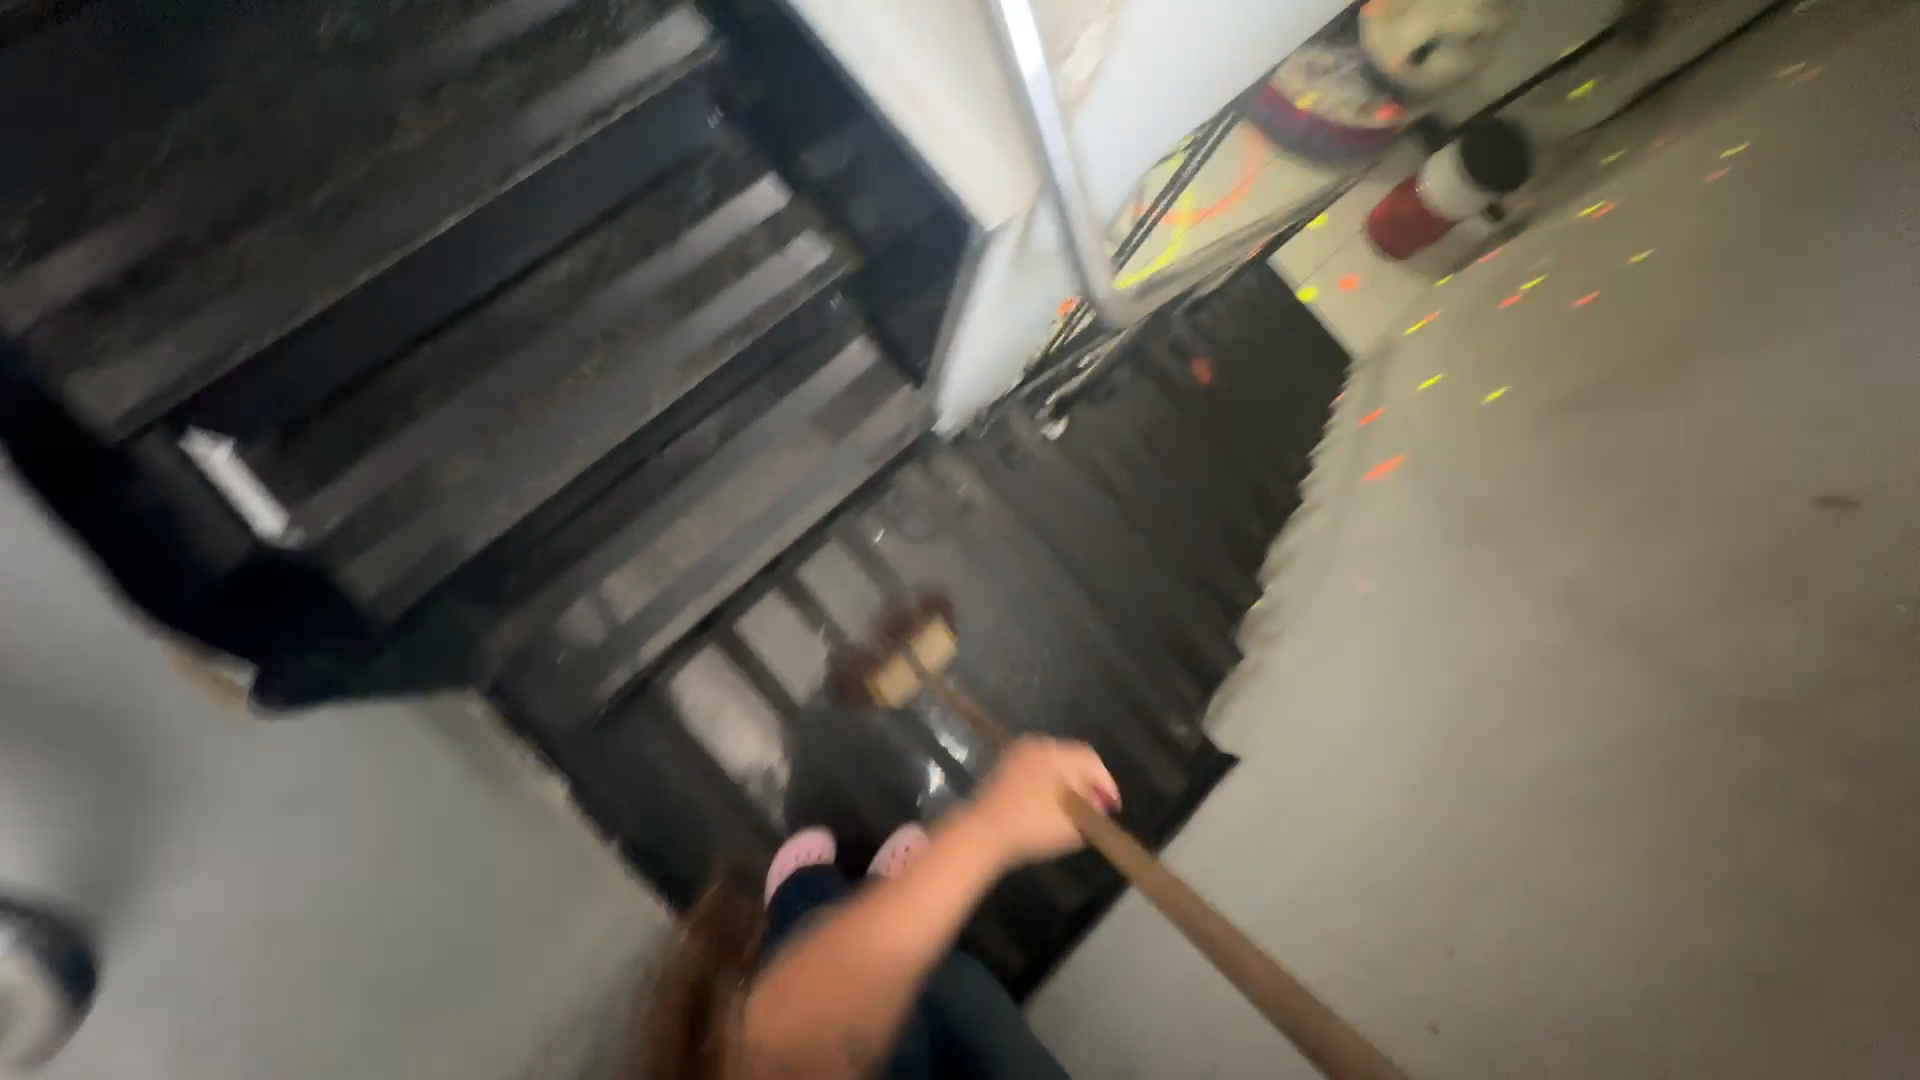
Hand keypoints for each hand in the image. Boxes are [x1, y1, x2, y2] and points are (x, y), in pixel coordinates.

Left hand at [957, 737, 1120, 868]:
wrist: (983, 830)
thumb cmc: (1033, 824)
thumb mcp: (1074, 823)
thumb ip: (1093, 811)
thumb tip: (1100, 803)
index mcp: (1056, 751)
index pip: (1091, 759)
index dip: (1106, 782)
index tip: (1113, 806)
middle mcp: (1037, 745)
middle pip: (1071, 758)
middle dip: (1086, 782)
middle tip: (1096, 806)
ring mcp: (1016, 755)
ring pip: (1051, 764)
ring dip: (1066, 783)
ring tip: (1075, 809)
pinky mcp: (1002, 769)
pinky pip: (1034, 772)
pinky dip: (1047, 785)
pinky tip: (1049, 806)